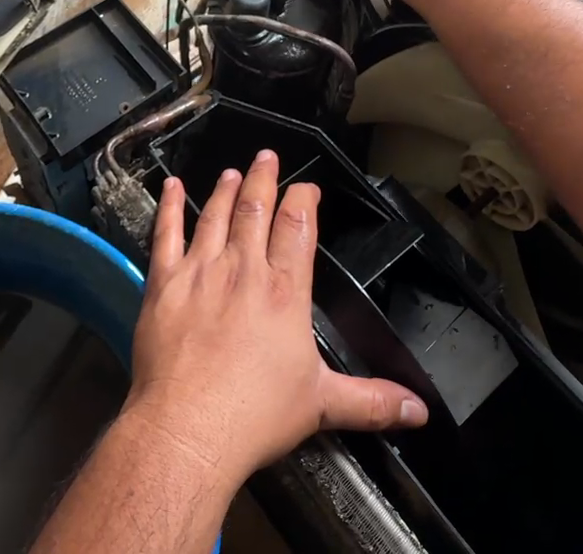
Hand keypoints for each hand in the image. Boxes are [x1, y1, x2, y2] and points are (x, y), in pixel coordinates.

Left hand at [123, 149, 428, 482]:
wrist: (189, 427)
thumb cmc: (256, 414)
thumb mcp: (323, 405)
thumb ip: (372, 401)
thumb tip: (419, 411)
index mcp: (284, 291)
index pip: (298, 228)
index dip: (303, 201)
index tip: (306, 187)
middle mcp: (243, 269)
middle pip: (255, 209)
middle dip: (263, 179)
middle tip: (266, 156)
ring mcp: (200, 271)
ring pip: (215, 215)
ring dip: (224, 189)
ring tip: (231, 171)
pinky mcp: (163, 283)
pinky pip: (165, 233)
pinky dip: (168, 206)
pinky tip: (170, 186)